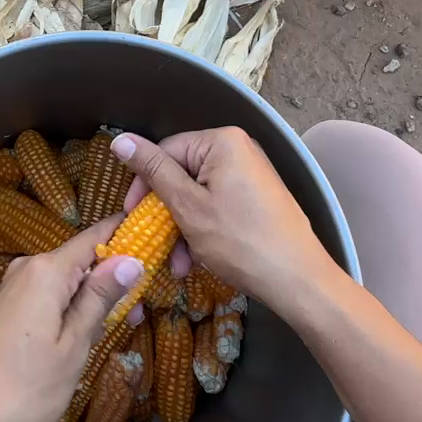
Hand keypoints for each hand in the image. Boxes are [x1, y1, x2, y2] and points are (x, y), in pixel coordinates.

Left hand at [0, 217, 142, 421]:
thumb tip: (130, 260)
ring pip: (66, 280)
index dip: (124, 235)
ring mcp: (14, 286)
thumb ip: (100, 299)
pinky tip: (84, 335)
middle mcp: (28, 267)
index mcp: (47, 271)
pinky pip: (48, 294)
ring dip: (93, 298)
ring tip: (118, 328)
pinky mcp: (8, 306)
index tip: (154, 239)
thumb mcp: (74, 345)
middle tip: (141, 310)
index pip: (93, 236)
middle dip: (112, 278)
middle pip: (81, 259)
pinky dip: (70, 307)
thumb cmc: (27, 387)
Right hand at [113, 128, 337, 317]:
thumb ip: (153, 170)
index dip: (144, 185)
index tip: (132, 216)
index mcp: (222, 142)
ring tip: (181, 264)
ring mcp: (250, 175)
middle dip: (167, 214)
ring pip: (198, 196)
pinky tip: (199, 260)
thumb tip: (121, 139)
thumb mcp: (188, 206)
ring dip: (183, 229)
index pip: (166, 152)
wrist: (300, 282)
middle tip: (158, 246)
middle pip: (182, 175)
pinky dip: (204, 230)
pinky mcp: (257, 199)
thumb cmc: (241, 241)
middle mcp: (238, 150)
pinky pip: (218, 206)